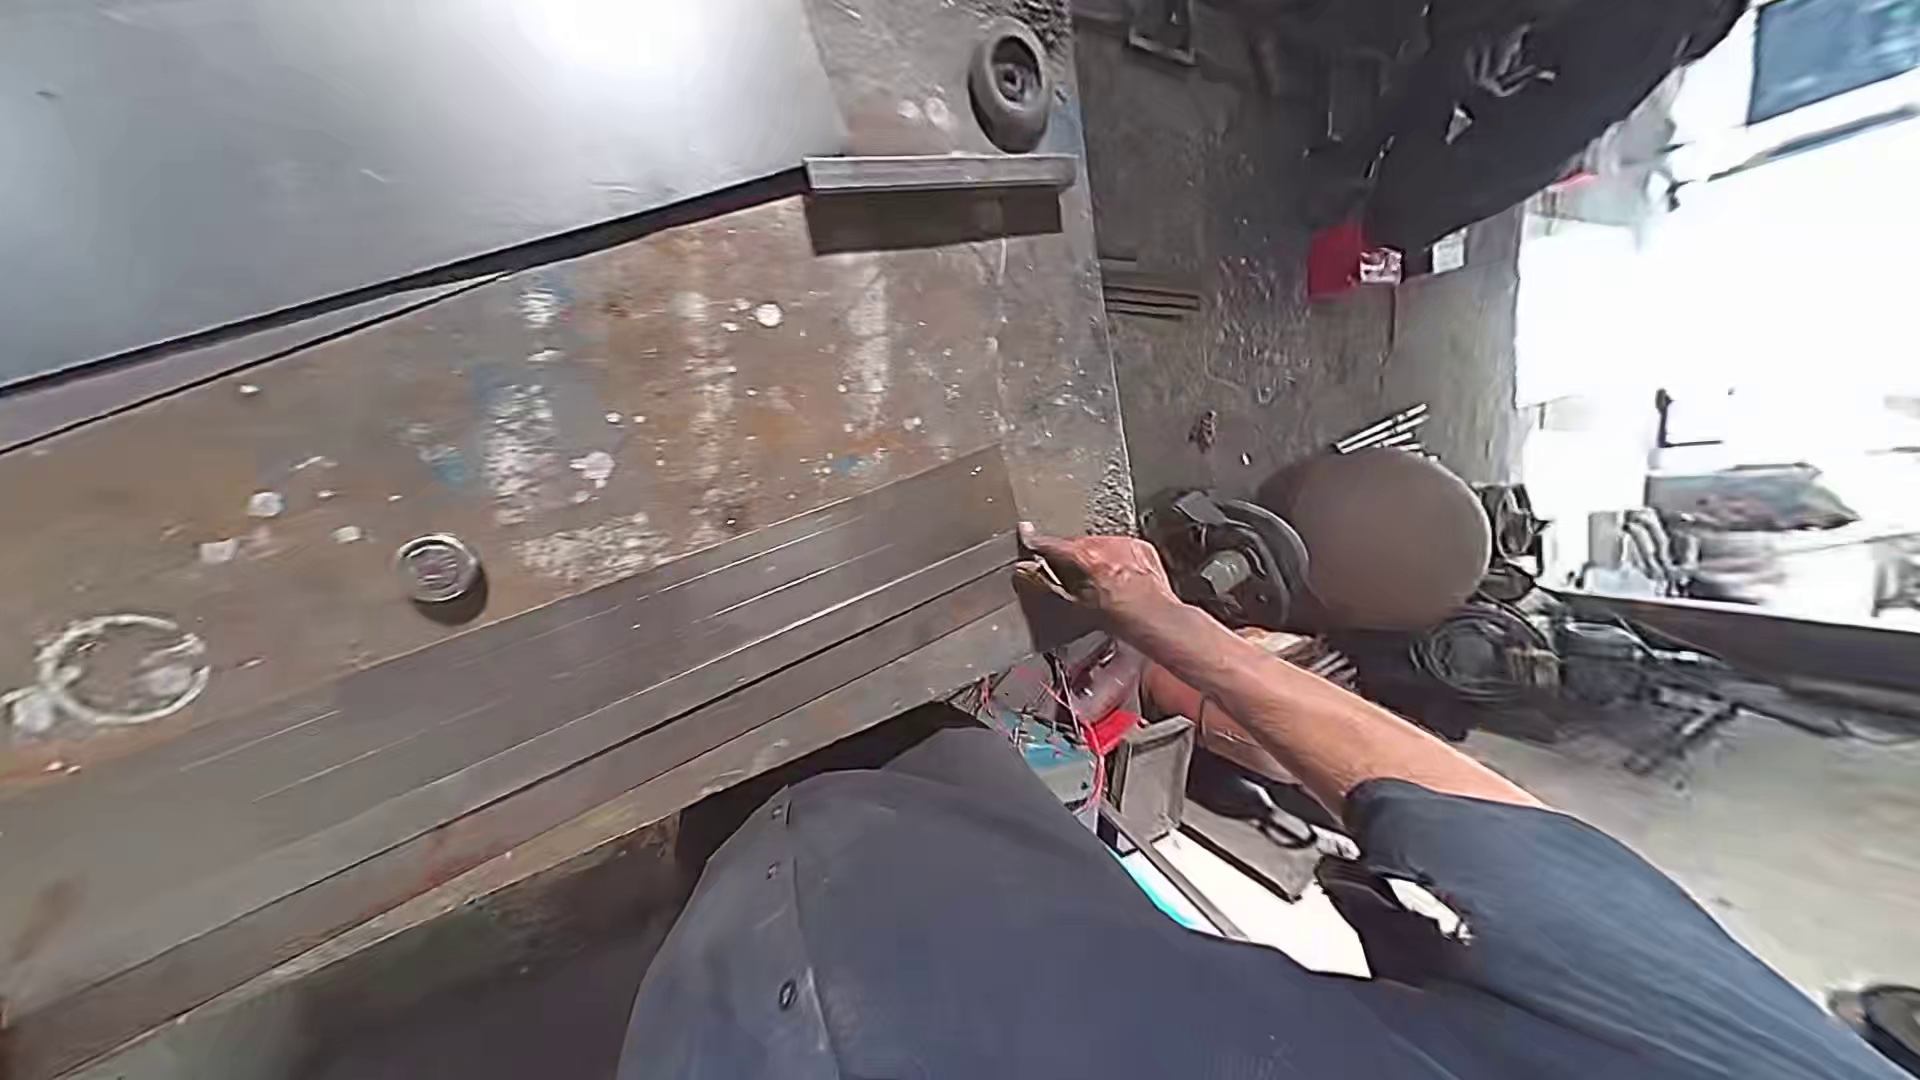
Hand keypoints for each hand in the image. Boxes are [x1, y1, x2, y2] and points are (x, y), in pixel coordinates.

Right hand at [1017, 524, 1183, 634]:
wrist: (1155, 618)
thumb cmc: (1119, 617)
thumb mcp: (1075, 606)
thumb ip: (1048, 583)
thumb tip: (1027, 571)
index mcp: (1084, 557)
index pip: (1051, 544)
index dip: (1035, 540)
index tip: (1026, 532)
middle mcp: (1104, 544)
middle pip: (1077, 544)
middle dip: (1073, 557)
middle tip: (1074, 577)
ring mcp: (1124, 544)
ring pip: (1099, 544)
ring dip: (1096, 557)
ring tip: (1101, 581)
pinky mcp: (1140, 547)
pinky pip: (1120, 548)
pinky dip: (1116, 559)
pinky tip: (1119, 577)